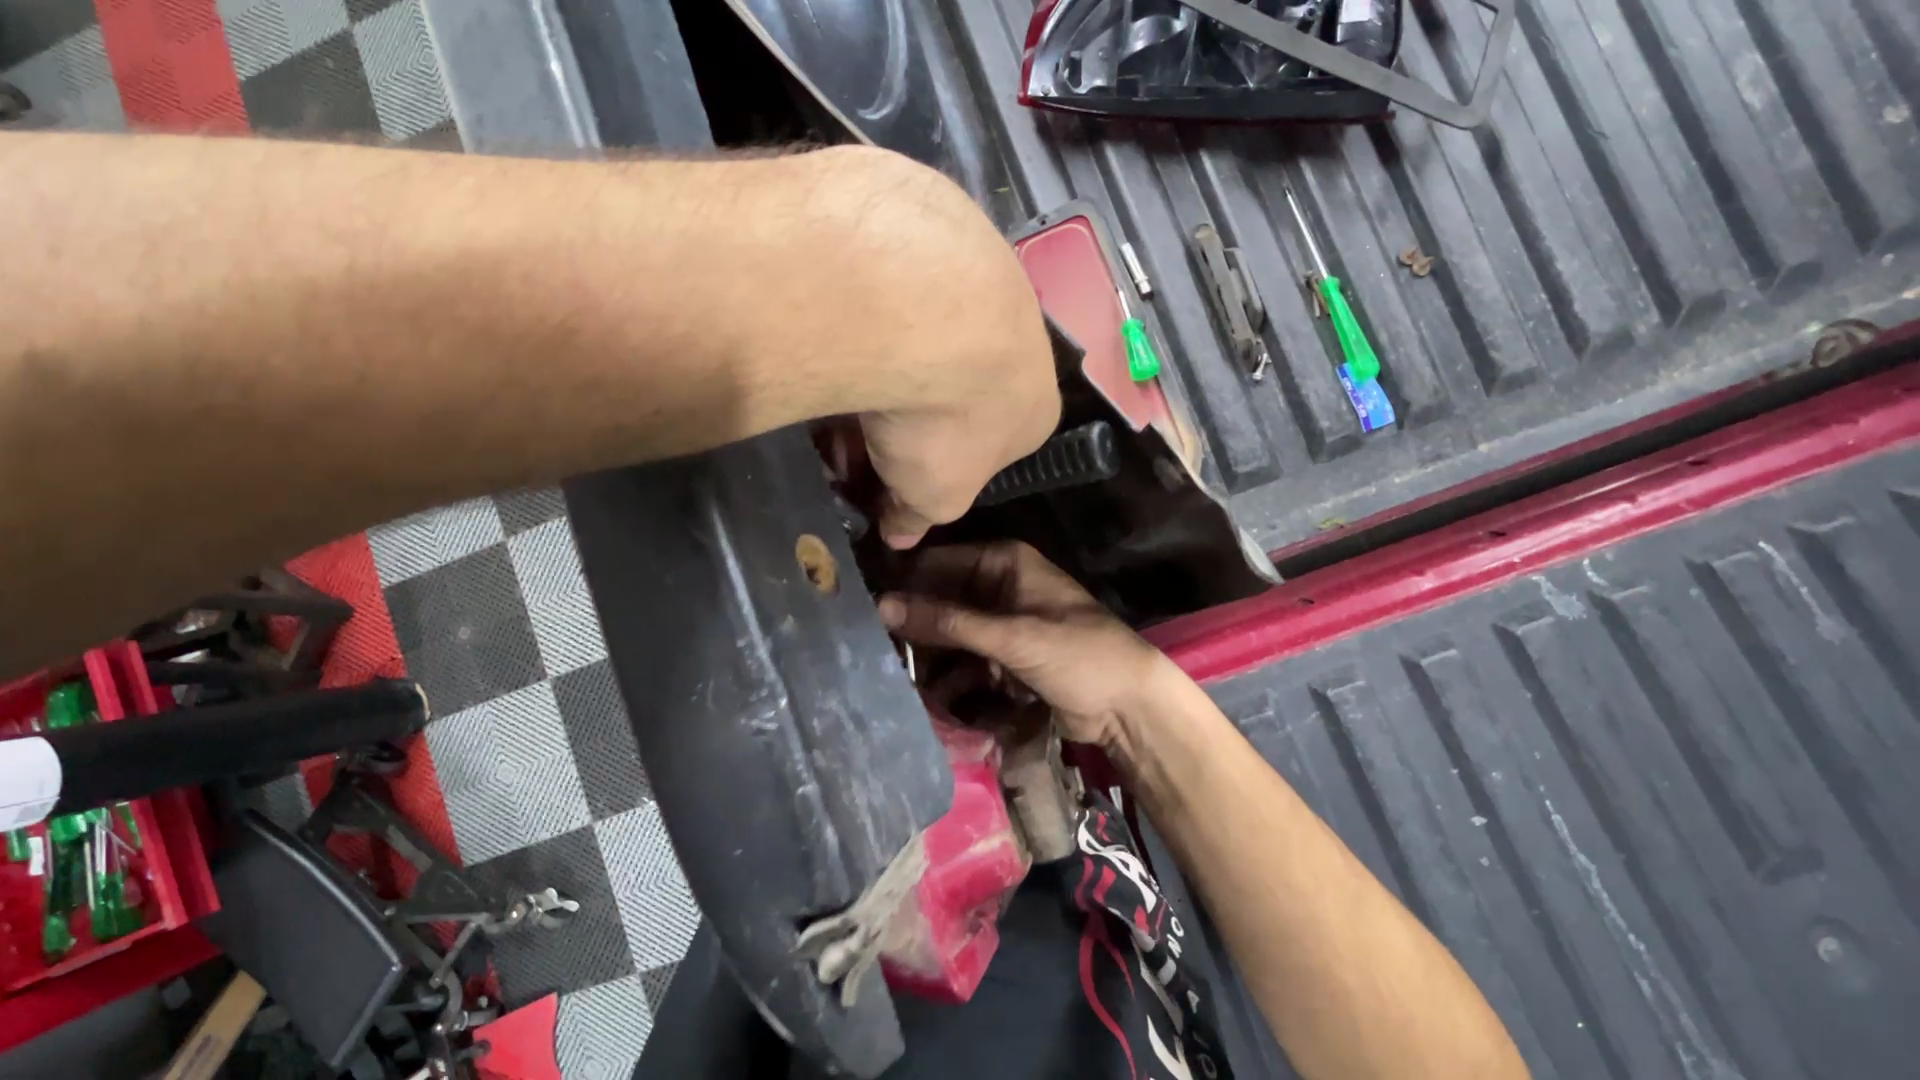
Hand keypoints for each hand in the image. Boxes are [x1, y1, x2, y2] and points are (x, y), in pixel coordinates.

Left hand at [779, 148, 1059, 547]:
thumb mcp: (933, 492)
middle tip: (842, 427)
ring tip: (831, 370)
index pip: (984, 440)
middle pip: (952, 377)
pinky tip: (837, 307)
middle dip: (900, 409)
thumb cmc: (946, 417)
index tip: (880, 469)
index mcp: (1033, 403)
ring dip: (885, 349)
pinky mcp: (940, 213)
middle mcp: (1021, 332)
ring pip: (926, 320)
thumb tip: (901, 535)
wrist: (931, 305)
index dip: (932, 459)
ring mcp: (984, 268)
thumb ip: (917, 514)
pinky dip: (871, 290)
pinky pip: (897, 266)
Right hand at [877, 542, 1170, 749]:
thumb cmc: (1077, 655)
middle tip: (870, 650)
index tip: (859, 608)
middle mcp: (998, 586)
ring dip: (926, 657)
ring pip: (947, 634)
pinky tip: (924, 695)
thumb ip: (947, 622)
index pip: (937, 563)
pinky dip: (947, 677)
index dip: (902, 584)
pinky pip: (963, 661)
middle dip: (911, 626)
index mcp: (1004, 563)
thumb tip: (881, 606)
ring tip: (892, 677)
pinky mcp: (1003, 658)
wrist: (1128, 706)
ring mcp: (1000, 624)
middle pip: (939, 600)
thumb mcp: (1011, 635)